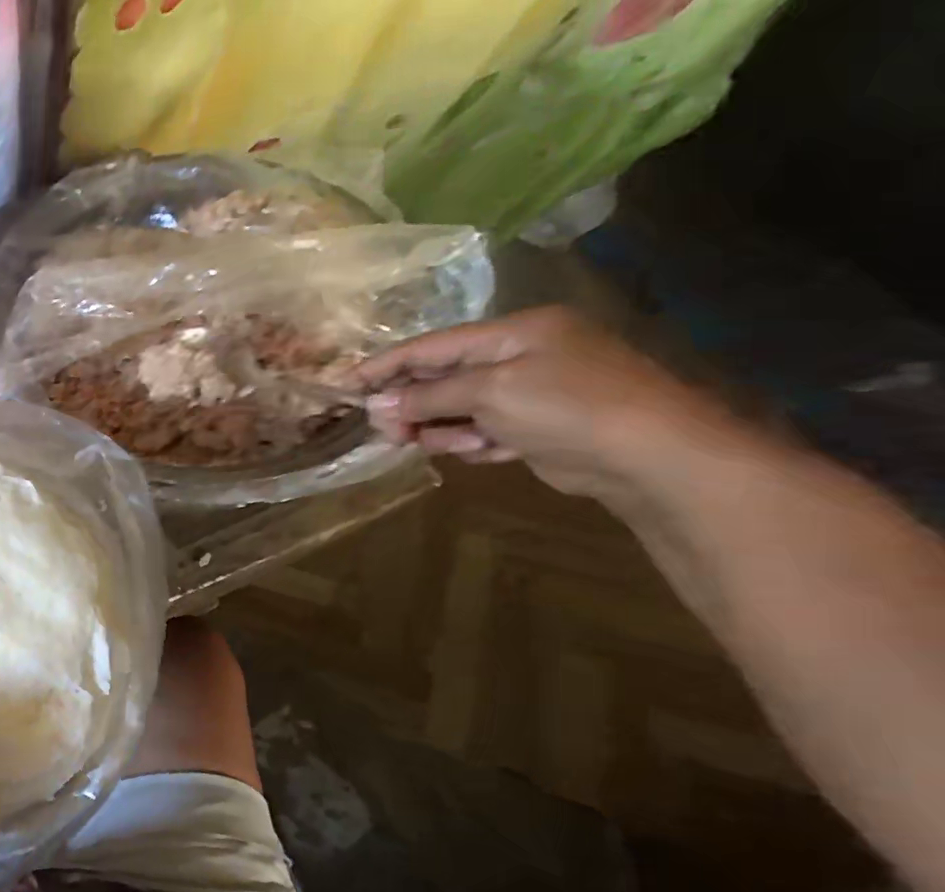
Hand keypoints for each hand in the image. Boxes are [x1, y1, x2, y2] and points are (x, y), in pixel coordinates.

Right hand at [356, 306, 726, 500]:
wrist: (650, 455)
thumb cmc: (568, 407)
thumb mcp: (491, 393)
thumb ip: (430, 395)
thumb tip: (378, 403)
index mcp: (516, 332)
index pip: (433, 344)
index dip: (387, 364)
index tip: (345, 384)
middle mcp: (523, 355)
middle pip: (443, 377)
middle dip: (413, 403)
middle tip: (387, 430)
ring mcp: (532, 391)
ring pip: (459, 408)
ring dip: (444, 428)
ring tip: (447, 444)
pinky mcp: (538, 426)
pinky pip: (484, 430)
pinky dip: (474, 442)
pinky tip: (485, 452)